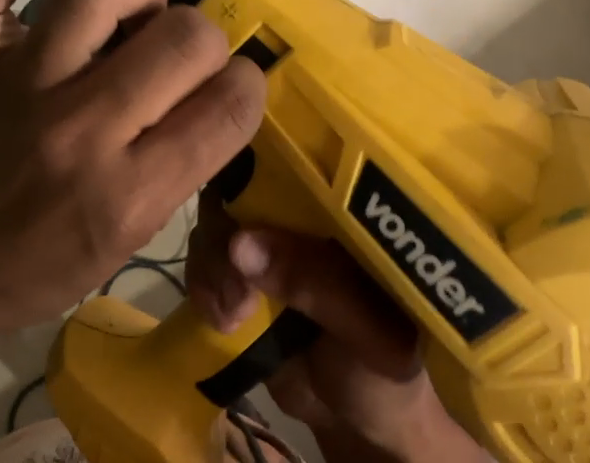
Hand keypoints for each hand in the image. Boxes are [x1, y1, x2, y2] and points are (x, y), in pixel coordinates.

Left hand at [0, 0, 266, 341]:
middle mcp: (79, 128)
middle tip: (185, 60)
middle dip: (206, 40)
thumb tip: (218, 88)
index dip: (247, 85)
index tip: (233, 87)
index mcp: (128, 193)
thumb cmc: (45, 265)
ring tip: (139, 13)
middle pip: (182, 38)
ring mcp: (24, 84)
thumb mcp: (133, 239)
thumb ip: (182, 163)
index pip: (226, 107)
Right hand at [186, 195, 485, 462]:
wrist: (357, 428)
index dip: (260, 168)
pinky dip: (202, 284)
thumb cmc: (386, 377)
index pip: (300, 162)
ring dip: (212, 267)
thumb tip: (239, 244)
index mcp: (346, 212)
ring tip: (230, 317)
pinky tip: (221, 320)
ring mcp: (267, 242)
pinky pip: (203, 257)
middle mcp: (303, 214)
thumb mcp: (370, 334)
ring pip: (216, 221)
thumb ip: (316, 286)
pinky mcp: (238, 273)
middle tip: (234, 291)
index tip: (239, 207)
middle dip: (226, 233)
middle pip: (243, 185)